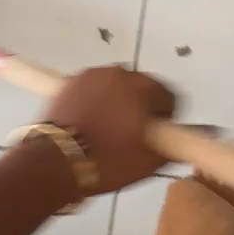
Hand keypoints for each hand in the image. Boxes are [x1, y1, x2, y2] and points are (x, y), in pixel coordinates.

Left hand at [41, 66, 175, 193]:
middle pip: (141, 88)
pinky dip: (95, 99)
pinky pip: (92, 88)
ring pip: (115, 86)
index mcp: (144, 88)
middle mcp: (121, 72)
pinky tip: (89, 121)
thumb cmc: (108, 161)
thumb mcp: (148, 162)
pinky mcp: (71, 80)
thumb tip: (177, 139)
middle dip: (141, 106)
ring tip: (108, 128)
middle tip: (133, 133)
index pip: (168, 97)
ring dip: (118, 100)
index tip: (158, 135)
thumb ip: (172, 146)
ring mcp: (93, 73)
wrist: (56, 161)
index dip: (166, 117)